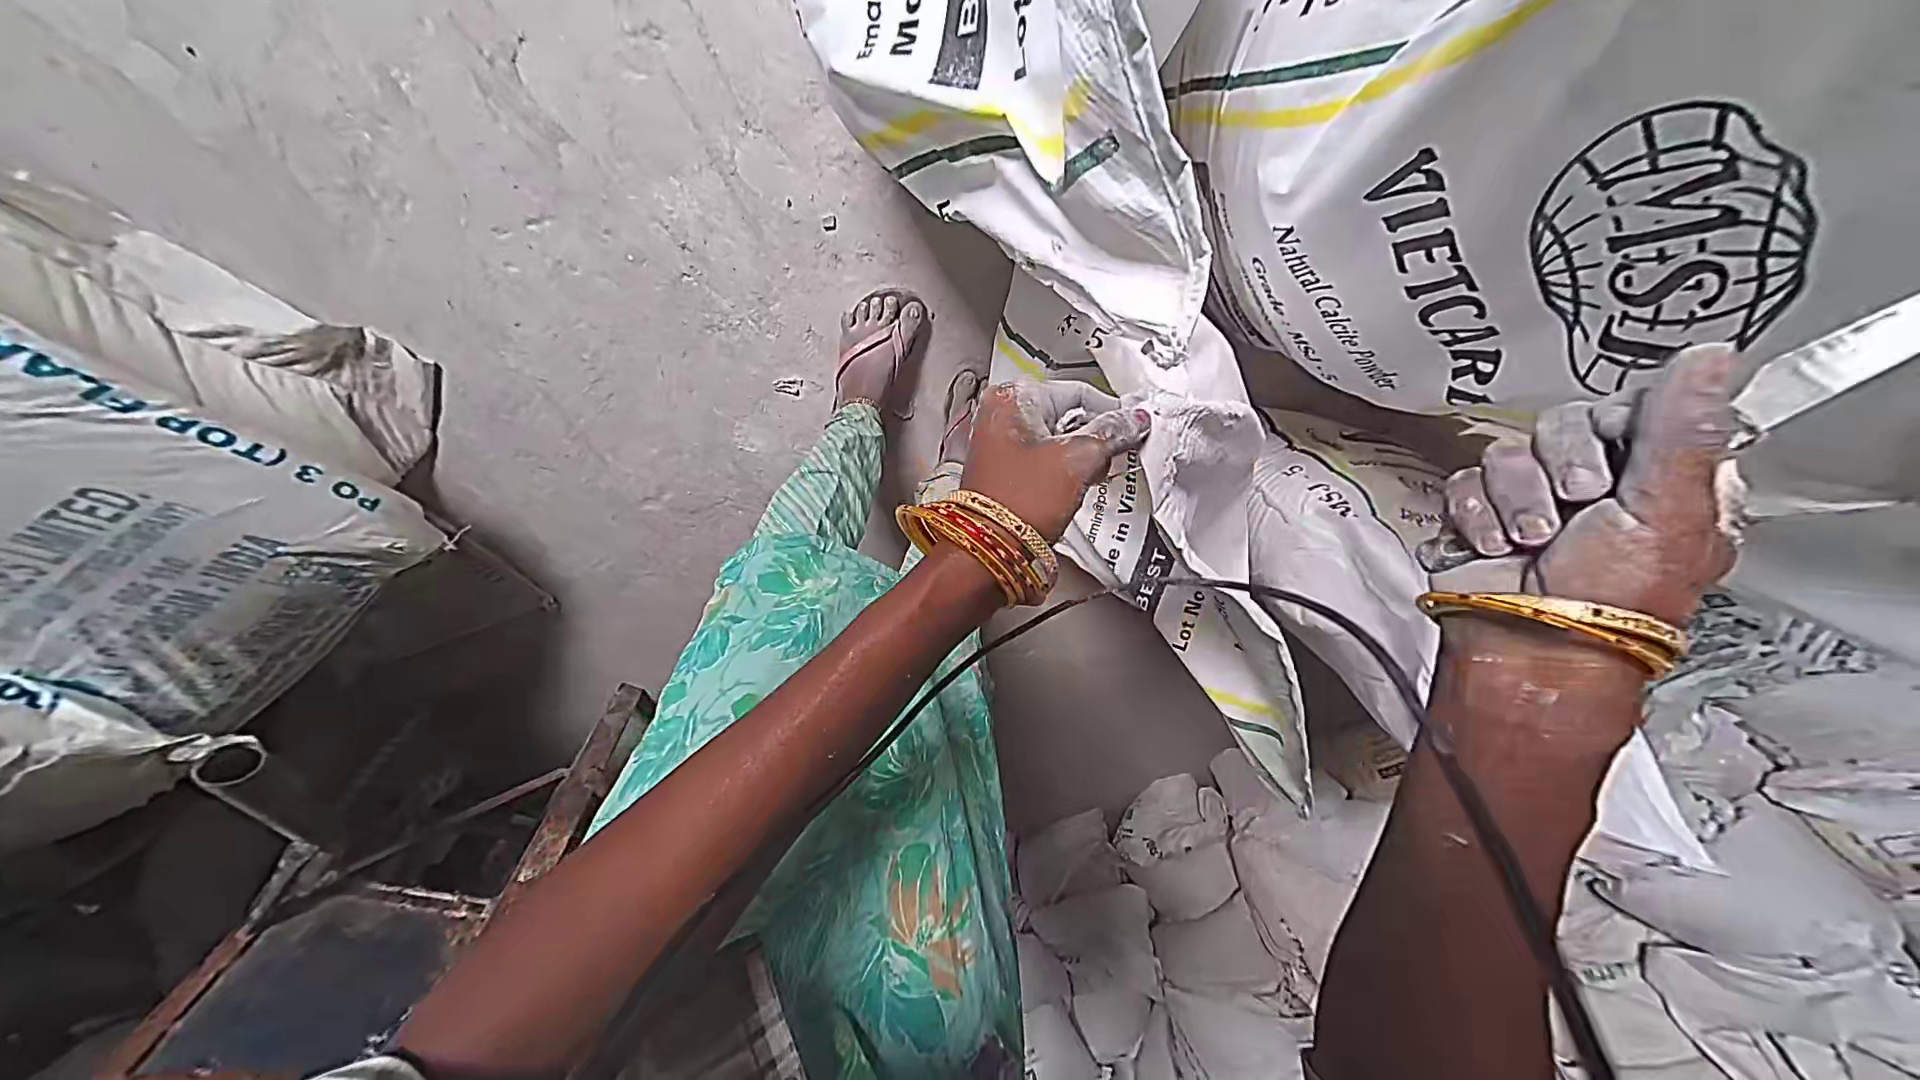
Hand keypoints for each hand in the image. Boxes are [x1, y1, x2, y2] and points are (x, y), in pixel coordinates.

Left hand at [961, 381, 1151, 541]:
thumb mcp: (1076, 460)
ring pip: (1058, 441)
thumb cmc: (1018, 504)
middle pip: (1067, 416)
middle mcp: (1000, 416)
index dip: (1111, 412)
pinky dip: (1065, 471)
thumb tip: (1132, 421)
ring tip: (1089, 476)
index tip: (1133, 427)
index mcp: (1011, 399)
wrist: (992, 548)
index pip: (1078, 392)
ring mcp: (1000, 444)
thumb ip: (1110, 434)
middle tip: (1111, 456)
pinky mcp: (1005, 471)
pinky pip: (1045, 461)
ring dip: (1081, 458)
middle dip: (1094, 438)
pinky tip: (1074, 487)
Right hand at [1419, 344, 1739, 625]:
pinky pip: (1460, 485)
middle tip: (1575, 502)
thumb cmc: (1611, 597)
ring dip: (1514, 501)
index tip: (1615, 459)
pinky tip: (1492, 545)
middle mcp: (1589, 481)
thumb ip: (1680, 431)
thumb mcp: (1666, 511)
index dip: (1613, 424)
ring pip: (1502, 455)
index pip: (1628, 407)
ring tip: (1531, 540)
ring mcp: (1526, 498)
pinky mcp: (1474, 514)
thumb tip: (1711, 357)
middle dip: (1556, 467)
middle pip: (1556, 423)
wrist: (1529, 642)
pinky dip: (1473, 517)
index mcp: (1654, 477)